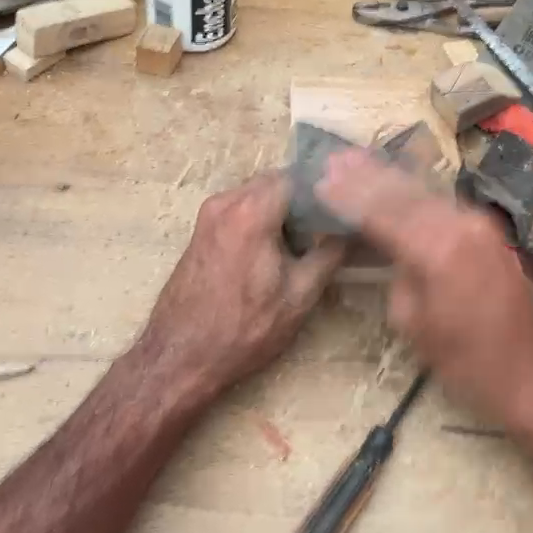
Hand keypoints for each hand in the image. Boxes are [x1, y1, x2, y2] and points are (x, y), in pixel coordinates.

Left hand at [137, 172, 347, 400]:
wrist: (181, 357)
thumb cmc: (244, 328)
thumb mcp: (299, 296)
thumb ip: (330, 254)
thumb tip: (351, 231)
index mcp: (252, 211)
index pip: (297, 176)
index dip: (323, 187)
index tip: (344, 205)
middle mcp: (226, 202)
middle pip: (275, 181)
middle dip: (303, 198)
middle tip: (328, 224)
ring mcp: (209, 215)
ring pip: (257, 194)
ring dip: (281, 208)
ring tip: (305, 240)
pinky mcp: (201, 230)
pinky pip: (240, 208)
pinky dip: (261, 217)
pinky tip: (276, 248)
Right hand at [314, 150, 532, 421]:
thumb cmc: (470, 362)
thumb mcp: (415, 325)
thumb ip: (396, 275)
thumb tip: (388, 250)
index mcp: (436, 247)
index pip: (381, 211)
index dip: (349, 196)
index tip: (320, 180)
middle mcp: (459, 222)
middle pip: (403, 191)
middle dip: (366, 175)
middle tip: (334, 158)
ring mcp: (477, 222)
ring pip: (423, 190)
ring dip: (389, 175)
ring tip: (357, 158)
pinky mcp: (486, 229)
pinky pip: (441, 200)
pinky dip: (413, 189)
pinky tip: (396, 180)